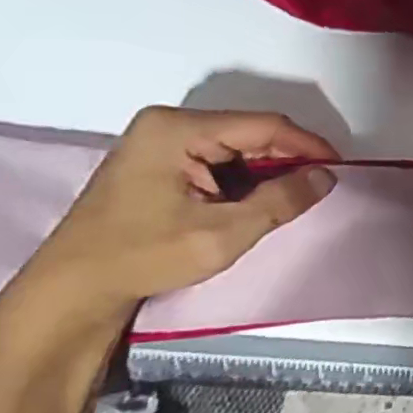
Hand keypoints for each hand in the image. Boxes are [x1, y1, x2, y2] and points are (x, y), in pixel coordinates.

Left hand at [20, 106, 340, 310]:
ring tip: (296, 195)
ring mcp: (160, 140)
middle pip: (249, 132)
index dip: (307, 145)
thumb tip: (327, 176)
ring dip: (267, 169)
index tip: (340, 168)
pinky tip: (260, 198)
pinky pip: (216, 158)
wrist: (73, 289)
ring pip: (235, 146)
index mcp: (179, 129)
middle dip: (288, 158)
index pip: (263, 126)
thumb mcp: (223, 233)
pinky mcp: (158, 160)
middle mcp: (169, 124)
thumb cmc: (145, 256)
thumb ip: (280, 201)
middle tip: (321, 185)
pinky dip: (244, 177)